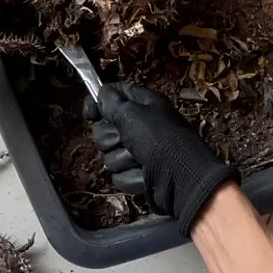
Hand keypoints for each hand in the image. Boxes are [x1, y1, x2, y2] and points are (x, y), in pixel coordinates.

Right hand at [85, 83, 237, 232]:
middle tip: (126, 140)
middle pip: (103, 129)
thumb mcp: (133, 113)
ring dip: (123, 159)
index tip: (91, 115)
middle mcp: (137, 125)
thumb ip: (112, 102)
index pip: (109, 96)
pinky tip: (145, 175)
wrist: (182, 178)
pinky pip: (119, 175)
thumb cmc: (160, 140)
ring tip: (141, 160)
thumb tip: (101, 94)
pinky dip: (131, 176)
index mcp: (140, 104)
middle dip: (111, 139)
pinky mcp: (137, 173)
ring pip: (109, 155)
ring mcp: (137, 152)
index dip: (97, 104)